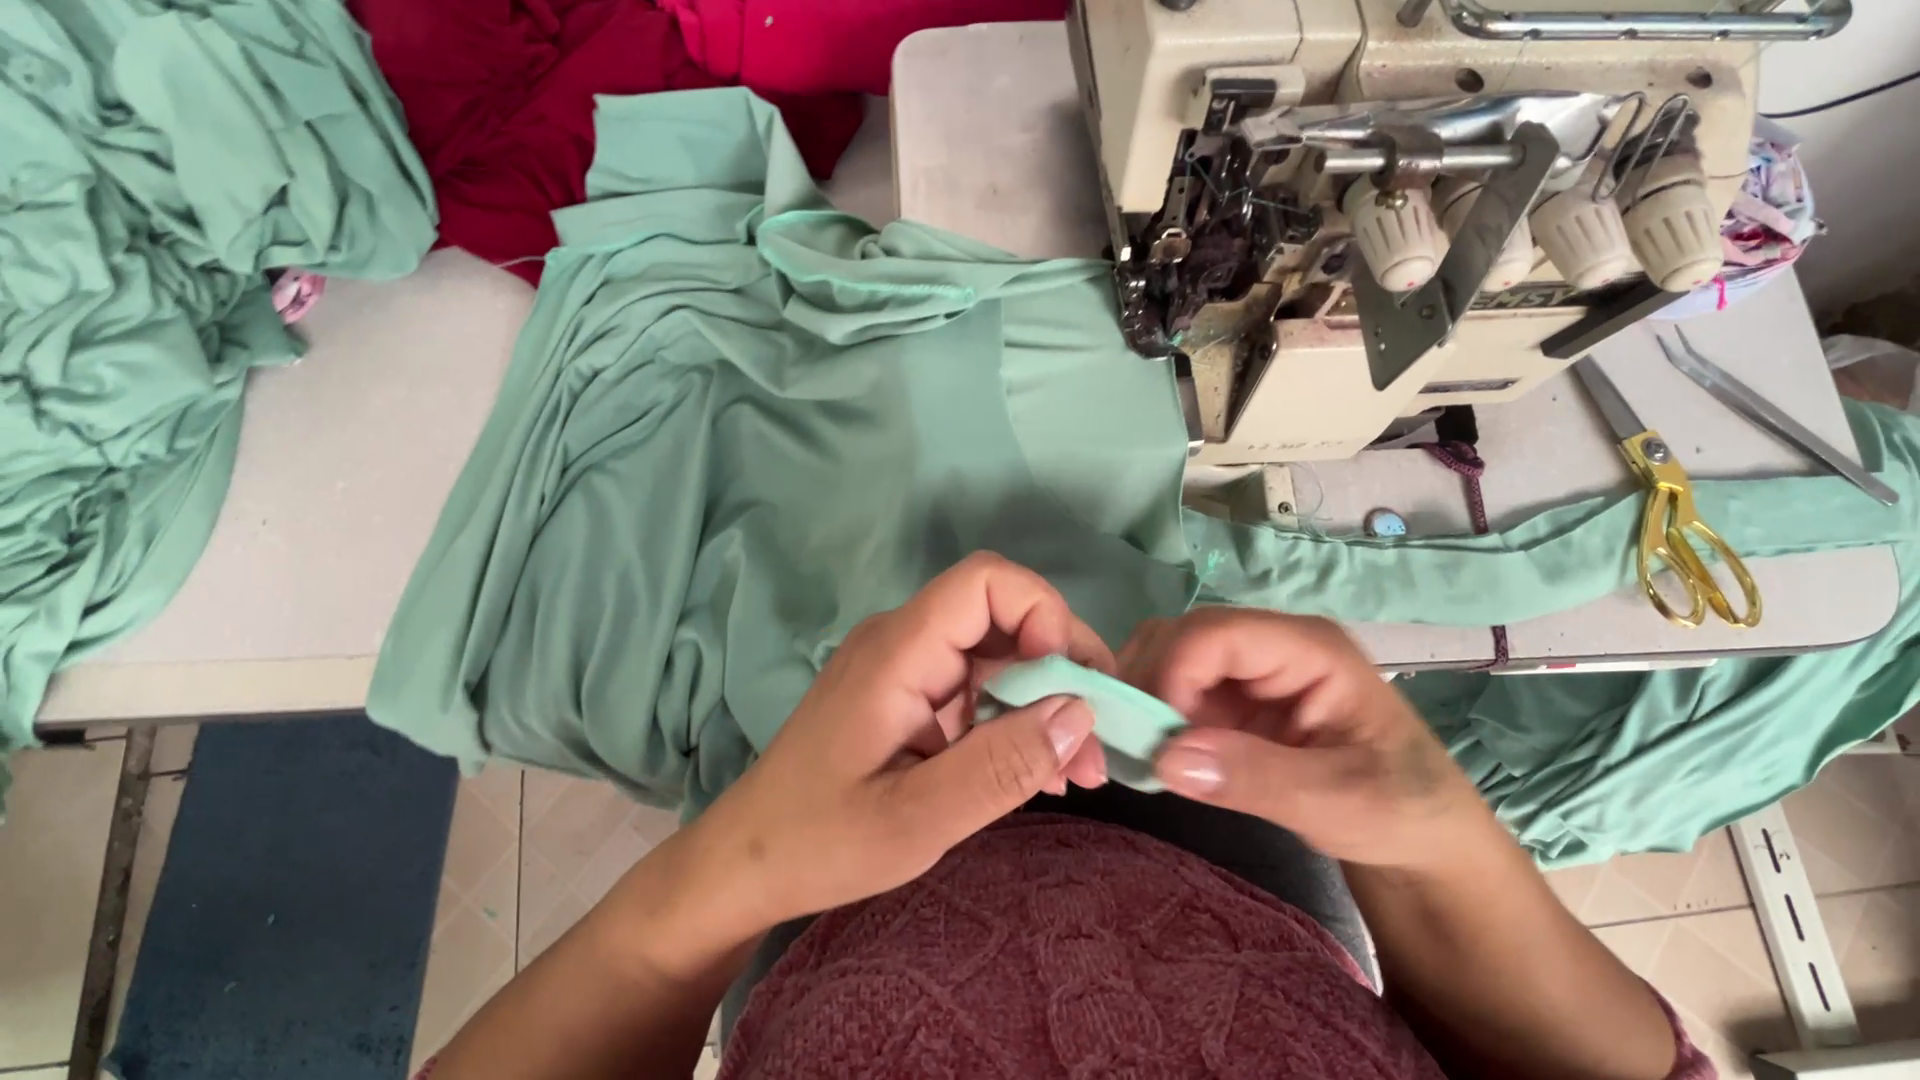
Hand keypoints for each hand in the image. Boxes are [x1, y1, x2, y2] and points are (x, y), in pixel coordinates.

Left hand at [682, 552, 1112, 937]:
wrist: (747, 861)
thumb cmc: (820, 842)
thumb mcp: (917, 819)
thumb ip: (1001, 766)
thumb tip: (1080, 713)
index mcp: (897, 652)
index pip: (986, 581)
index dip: (1043, 613)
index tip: (1073, 686)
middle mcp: (903, 643)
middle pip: (1001, 615)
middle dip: (1062, 667)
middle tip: (1100, 741)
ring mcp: (904, 669)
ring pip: (996, 655)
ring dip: (1045, 701)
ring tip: (1082, 771)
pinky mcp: (908, 698)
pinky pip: (975, 688)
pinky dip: (1015, 721)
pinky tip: (1041, 771)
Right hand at [1119, 609, 1495, 869]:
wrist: (1422, 840)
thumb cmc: (1402, 812)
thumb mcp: (1340, 803)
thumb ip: (1256, 778)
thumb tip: (1165, 757)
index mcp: (1308, 649)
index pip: (1216, 634)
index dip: (1171, 673)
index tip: (1154, 738)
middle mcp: (1271, 646)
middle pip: (1182, 635)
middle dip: (1146, 682)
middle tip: (1129, 744)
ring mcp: (1250, 673)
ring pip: (1169, 658)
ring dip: (1143, 698)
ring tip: (1138, 751)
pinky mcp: (1234, 702)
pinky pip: (1175, 692)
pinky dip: (1152, 717)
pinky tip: (1152, 754)